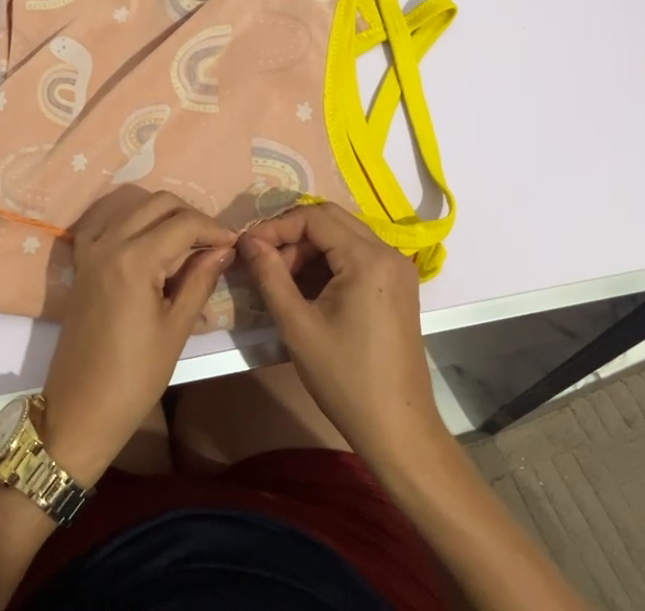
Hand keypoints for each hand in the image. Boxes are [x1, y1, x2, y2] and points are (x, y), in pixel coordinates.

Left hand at [40, 188, 234, 484]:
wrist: (82, 407)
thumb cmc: (135, 376)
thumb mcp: (176, 328)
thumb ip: (200, 279)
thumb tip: (224, 249)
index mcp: (134, 259)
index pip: (184, 223)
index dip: (214, 229)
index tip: (234, 245)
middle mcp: (109, 242)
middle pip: (158, 203)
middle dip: (191, 216)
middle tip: (213, 244)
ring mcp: (90, 250)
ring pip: (133, 207)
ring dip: (163, 215)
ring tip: (187, 244)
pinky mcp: (81, 262)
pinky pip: (108, 223)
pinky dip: (132, 222)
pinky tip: (150, 244)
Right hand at [239, 203, 440, 463]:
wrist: (396, 426)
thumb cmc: (344, 377)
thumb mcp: (297, 326)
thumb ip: (270, 275)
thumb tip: (247, 241)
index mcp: (369, 259)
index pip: (315, 218)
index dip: (276, 226)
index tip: (247, 248)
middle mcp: (389, 254)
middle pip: (331, 221)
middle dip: (292, 235)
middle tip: (261, 261)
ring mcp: (397, 271)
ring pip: (344, 238)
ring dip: (308, 250)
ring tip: (279, 280)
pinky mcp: (397, 288)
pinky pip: (357, 258)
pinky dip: (328, 264)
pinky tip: (305, 291)